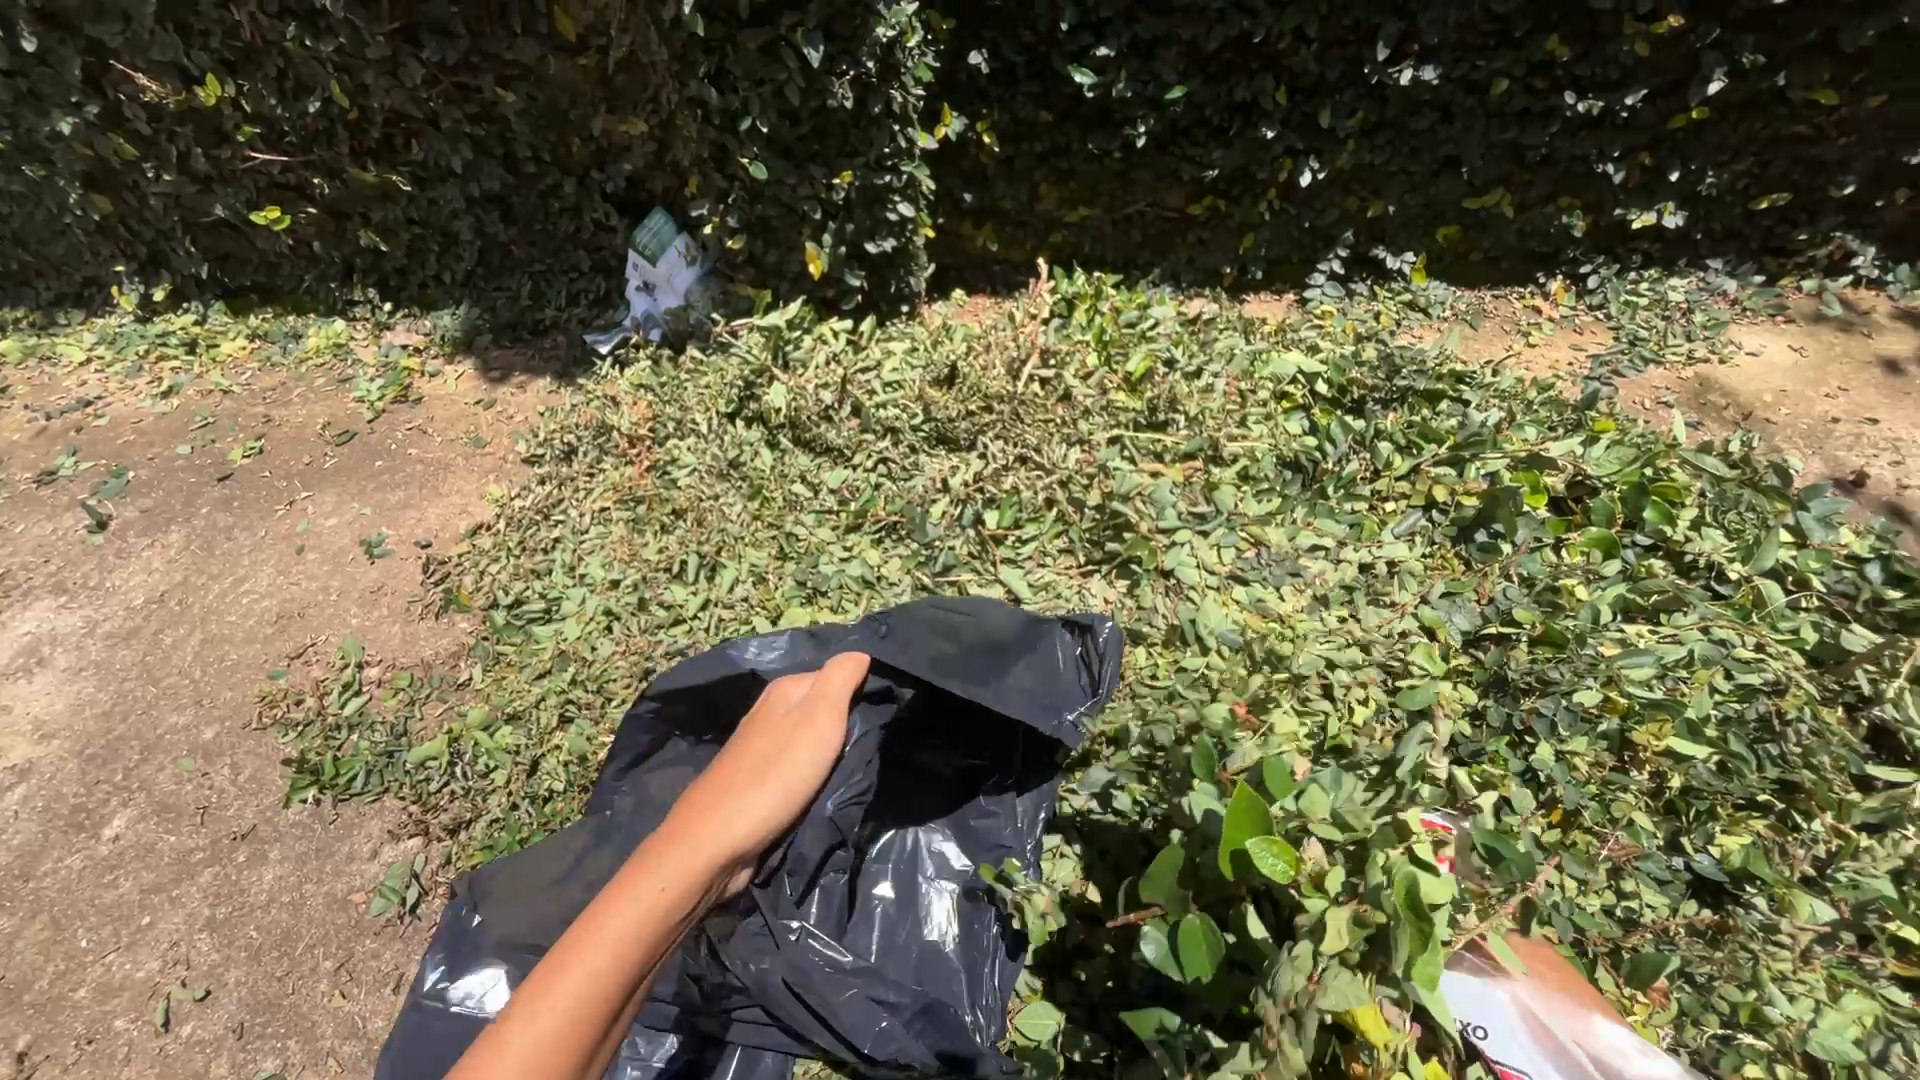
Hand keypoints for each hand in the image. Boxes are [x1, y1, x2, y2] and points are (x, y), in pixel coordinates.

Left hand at [664, 651, 871, 892]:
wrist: (718, 840)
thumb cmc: (777, 773)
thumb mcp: (820, 715)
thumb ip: (841, 678)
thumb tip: (861, 652)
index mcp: (786, 689)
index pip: (838, 676)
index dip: (864, 691)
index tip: (889, 712)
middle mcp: (771, 711)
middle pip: (824, 708)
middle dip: (849, 722)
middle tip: (878, 742)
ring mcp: (762, 747)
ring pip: (812, 738)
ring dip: (833, 750)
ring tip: (859, 765)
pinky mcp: (758, 781)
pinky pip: (798, 766)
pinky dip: (815, 773)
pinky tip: (828, 785)